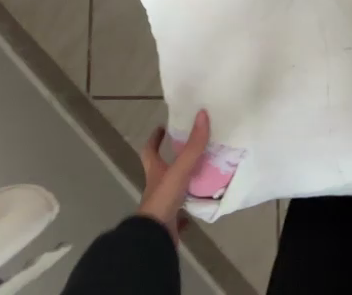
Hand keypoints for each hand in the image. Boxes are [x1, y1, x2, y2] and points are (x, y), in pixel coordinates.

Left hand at [137, 109, 209, 240]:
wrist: (155, 237)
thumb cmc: (163, 199)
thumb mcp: (180, 169)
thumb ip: (192, 146)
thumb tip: (202, 114)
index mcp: (154, 172)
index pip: (149, 151)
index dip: (154, 139)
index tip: (162, 128)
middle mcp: (156, 186)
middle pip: (160, 170)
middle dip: (171, 160)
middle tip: (189, 149)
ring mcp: (163, 205)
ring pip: (173, 190)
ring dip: (184, 183)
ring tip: (202, 173)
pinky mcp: (170, 222)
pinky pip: (181, 213)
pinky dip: (189, 208)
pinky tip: (202, 204)